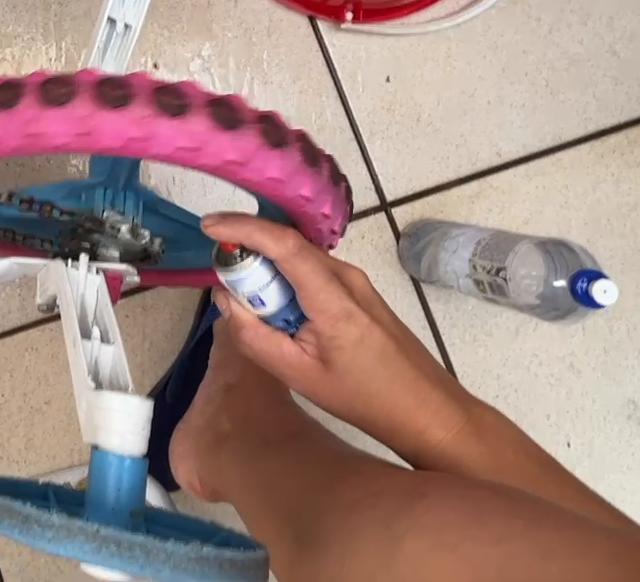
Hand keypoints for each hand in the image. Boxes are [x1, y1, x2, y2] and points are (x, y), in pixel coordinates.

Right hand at [201, 213, 474, 463]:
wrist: (432, 411)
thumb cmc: (366, 399)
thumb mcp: (299, 376)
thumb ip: (254, 336)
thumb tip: (225, 300)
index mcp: (332, 297)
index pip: (283, 244)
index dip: (242, 228)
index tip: (208, 227)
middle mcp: (345, 276)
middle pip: (286, 243)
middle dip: (246, 242)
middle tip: (215, 260)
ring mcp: (354, 280)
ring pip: (297, 254)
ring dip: (265, 261)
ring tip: (239, 284)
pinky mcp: (356, 289)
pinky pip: (309, 268)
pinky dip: (282, 274)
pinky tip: (271, 300)